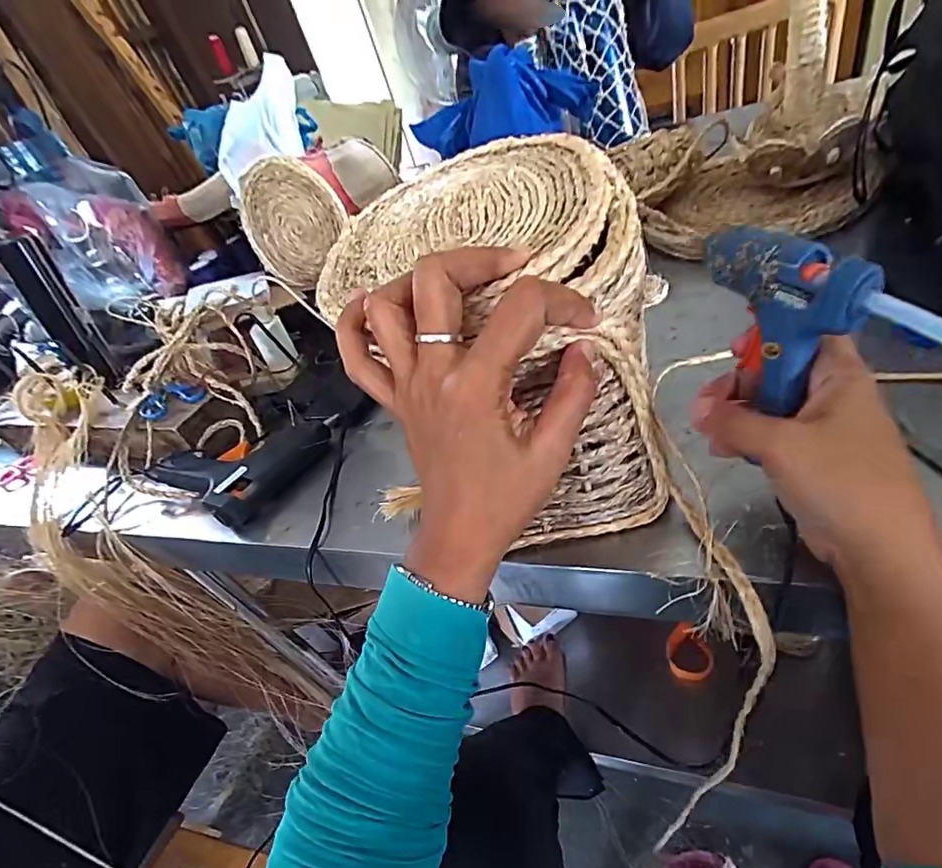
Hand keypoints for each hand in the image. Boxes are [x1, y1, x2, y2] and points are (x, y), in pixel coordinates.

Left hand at [336, 248, 598, 601]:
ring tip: (458, 287)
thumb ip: (574, 394)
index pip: (520, 309)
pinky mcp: (394, 399)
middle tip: (516, 268)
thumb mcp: (553, 451)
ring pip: (386, 304)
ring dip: (419, 281)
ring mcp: (406, 384)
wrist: (460, 535)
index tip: (584, 319)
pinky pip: (357, 353)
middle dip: (482, 257)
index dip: (561, 300)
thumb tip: (584, 349)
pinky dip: (358, 322)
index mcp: (476, 386)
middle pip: (436, 278)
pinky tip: (381, 309)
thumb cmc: (506, 500)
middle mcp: (433, 374)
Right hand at [689, 337, 938, 573]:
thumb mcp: (781, 445)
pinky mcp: (812, 460)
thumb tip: (697, 411)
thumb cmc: (838, 481)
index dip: (769, 333)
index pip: (805, 333)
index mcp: (839, 374)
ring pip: (772, 407)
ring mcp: (822, 429)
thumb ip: (735, 423)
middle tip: (706, 405)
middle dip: (740, 384)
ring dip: (739, 416)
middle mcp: (832, 395)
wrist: (877, 545)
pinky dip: (750, 440)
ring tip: (708, 433)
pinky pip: (775, 438)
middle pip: (780, 372)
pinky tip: (724, 451)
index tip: (733, 350)